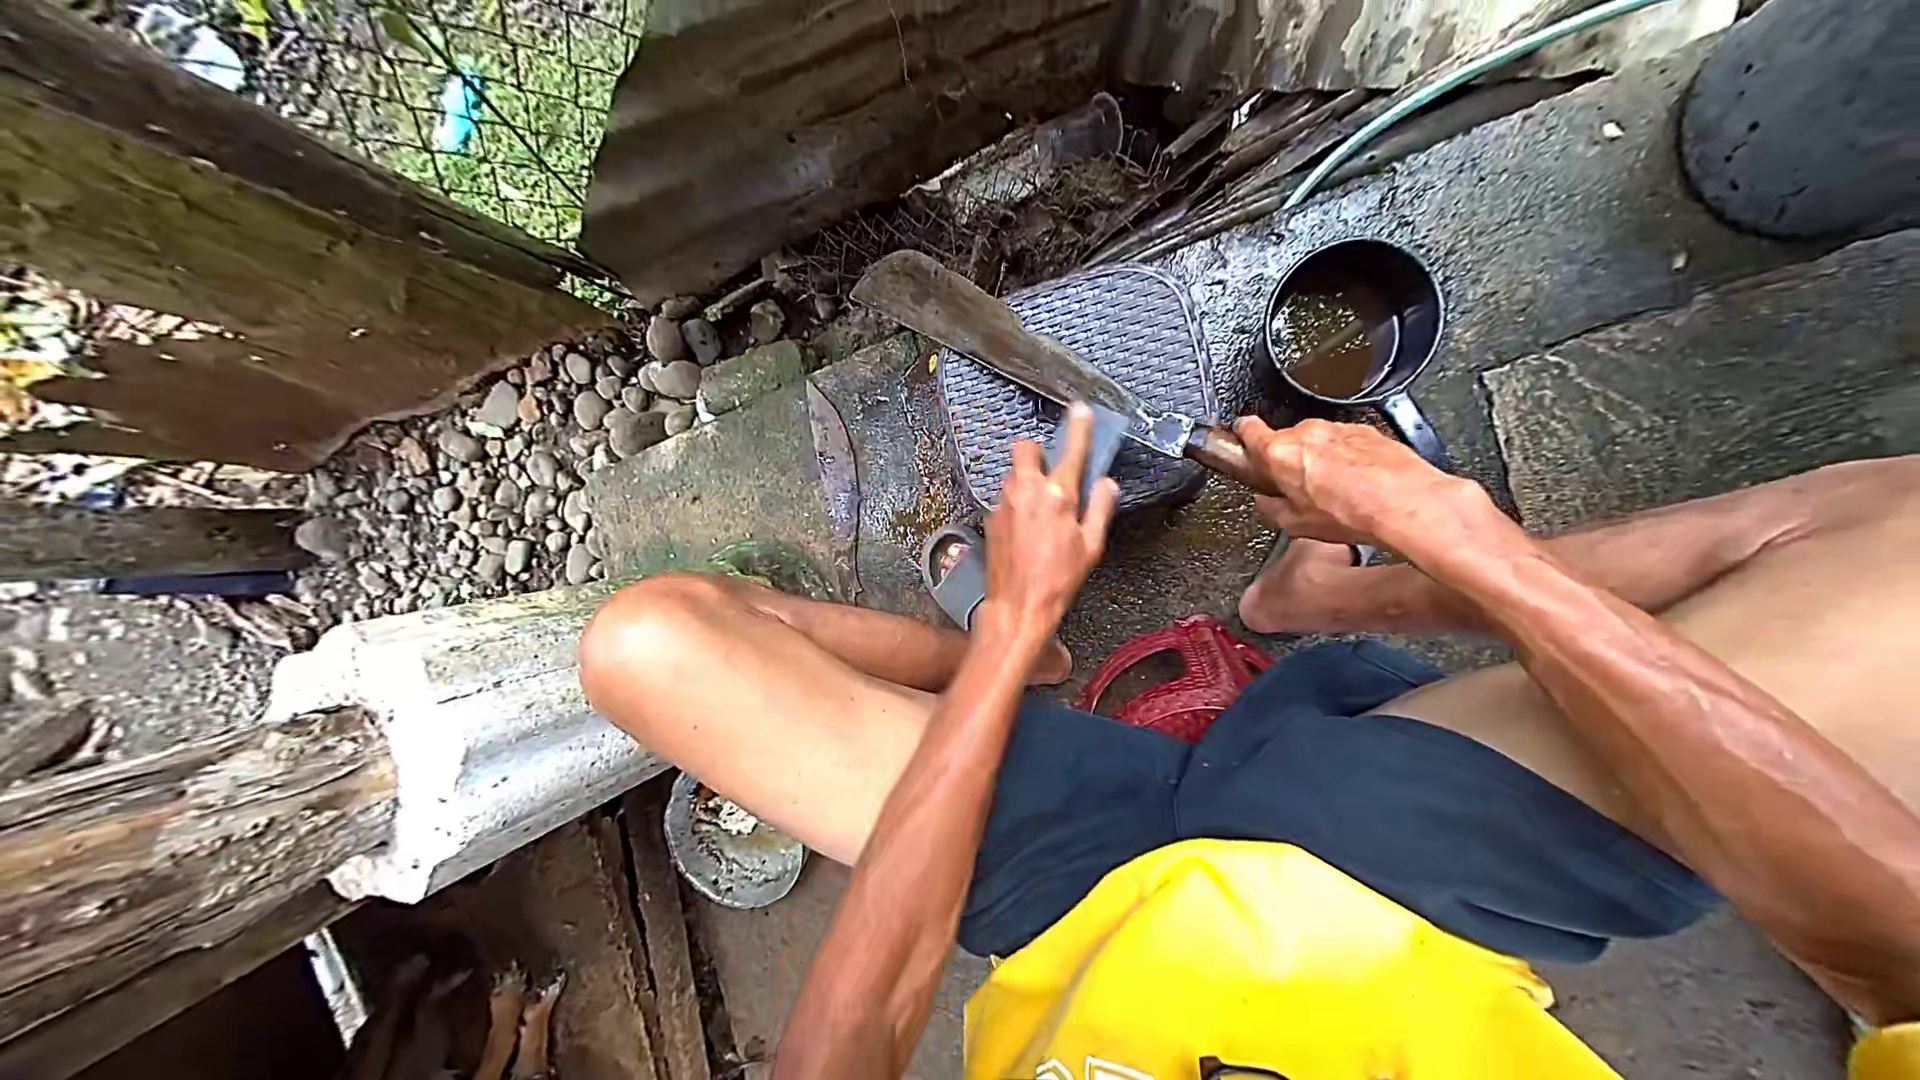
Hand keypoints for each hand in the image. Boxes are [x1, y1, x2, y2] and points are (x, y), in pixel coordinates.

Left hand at [981, 403, 1119, 632]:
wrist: (1018, 604)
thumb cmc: (1057, 579)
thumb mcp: (1091, 546)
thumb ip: (1100, 508)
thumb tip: (1107, 485)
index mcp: (1058, 495)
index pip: (1072, 450)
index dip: (1079, 426)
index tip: (1081, 411)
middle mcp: (1027, 491)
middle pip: (1026, 448)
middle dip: (1039, 451)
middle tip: (1052, 471)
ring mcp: (1005, 503)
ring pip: (1014, 473)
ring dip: (1027, 478)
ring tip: (1042, 506)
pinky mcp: (991, 517)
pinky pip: (1005, 496)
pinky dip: (1017, 502)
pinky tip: (1026, 527)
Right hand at [1233, 417, 1510, 555]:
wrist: (1409, 505)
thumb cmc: (1353, 514)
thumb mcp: (1294, 524)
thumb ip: (1270, 507)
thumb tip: (1267, 502)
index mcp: (1279, 452)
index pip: (1248, 428)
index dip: (1242, 435)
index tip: (1242, 440)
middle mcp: (1307, 433)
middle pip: (1286, 440)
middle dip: (1289, 459)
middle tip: (1296, 487)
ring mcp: (1340, 430)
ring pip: (1318, 442)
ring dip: (1320, 460)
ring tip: (1333, 492)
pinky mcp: (1368, 432)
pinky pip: (1347, 444)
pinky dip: (1348, 459)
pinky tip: (1357, 485)